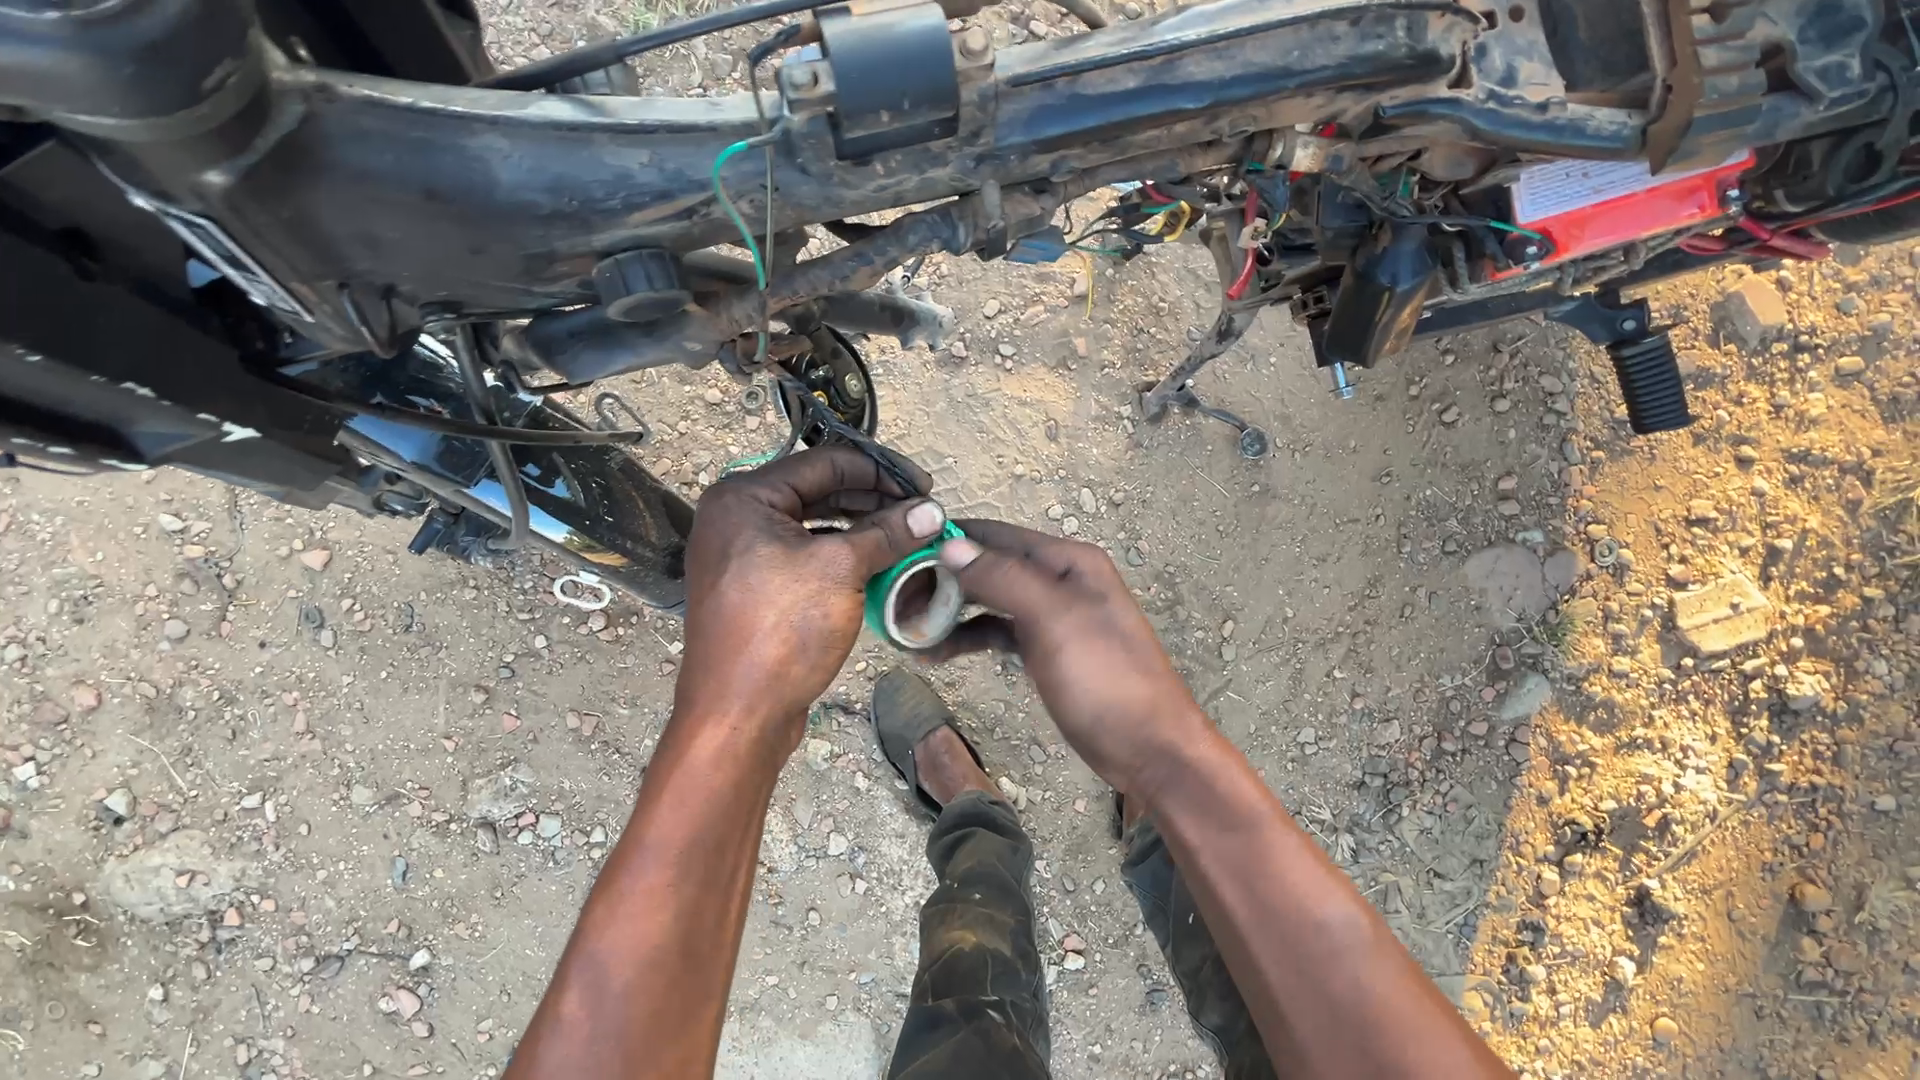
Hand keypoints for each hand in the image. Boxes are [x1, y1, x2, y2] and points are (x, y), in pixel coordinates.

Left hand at [675, 447, 947, 738]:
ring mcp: (742, 553)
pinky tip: (877, 563)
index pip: (826, 462)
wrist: (736, 714)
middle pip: (819, 490)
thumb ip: (888, 533)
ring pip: (814, 524)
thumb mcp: (841, 570)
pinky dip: (842, 554)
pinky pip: (805, 555)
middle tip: (921, 514)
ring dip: (862, 528)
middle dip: (874, 500)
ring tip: (906, 537)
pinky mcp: (754, 586)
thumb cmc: (782, 631)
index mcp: (745, 496)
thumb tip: (931, 512)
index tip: (925, 489)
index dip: (882, 471)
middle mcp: (737, 516)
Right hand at [927, 519, 1213, 795]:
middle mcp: (1058, 579)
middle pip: (989, 566)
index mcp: (1068, 561)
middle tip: (895, 599)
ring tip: (907, 629)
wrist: (1148, 747)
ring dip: (950, 611)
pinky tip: (937, 653)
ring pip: (988, 600)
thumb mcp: (1054, 620)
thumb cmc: (1105, 678)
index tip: (901, 553)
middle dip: (943, 579)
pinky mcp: (1043, 649)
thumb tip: (950, 546)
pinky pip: (997, 632)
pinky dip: (968, 638)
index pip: (996, 535)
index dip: (949, 540)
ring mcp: (1051, 615)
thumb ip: (1003, 578)